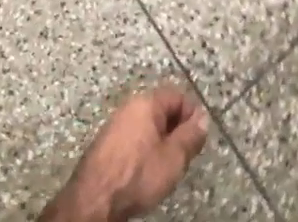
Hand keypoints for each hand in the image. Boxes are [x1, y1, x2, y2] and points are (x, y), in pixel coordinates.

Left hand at [42, 86, 209, 221]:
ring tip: (165, 167)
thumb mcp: (173, 158)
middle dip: (176, 131)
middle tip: (182, 157)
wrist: (94, 200)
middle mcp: (129, 107)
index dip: (192, 115)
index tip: (196, 140)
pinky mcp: (106, 144)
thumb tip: (203, 118)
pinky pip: (134, 138)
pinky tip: (145, 172)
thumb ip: (191, 136)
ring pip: (147, 126)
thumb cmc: (137, 175)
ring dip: (161, 142)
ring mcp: (115, 125)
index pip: (178, 95)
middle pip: (162, 110)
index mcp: (146, 103)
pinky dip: (144, 150)